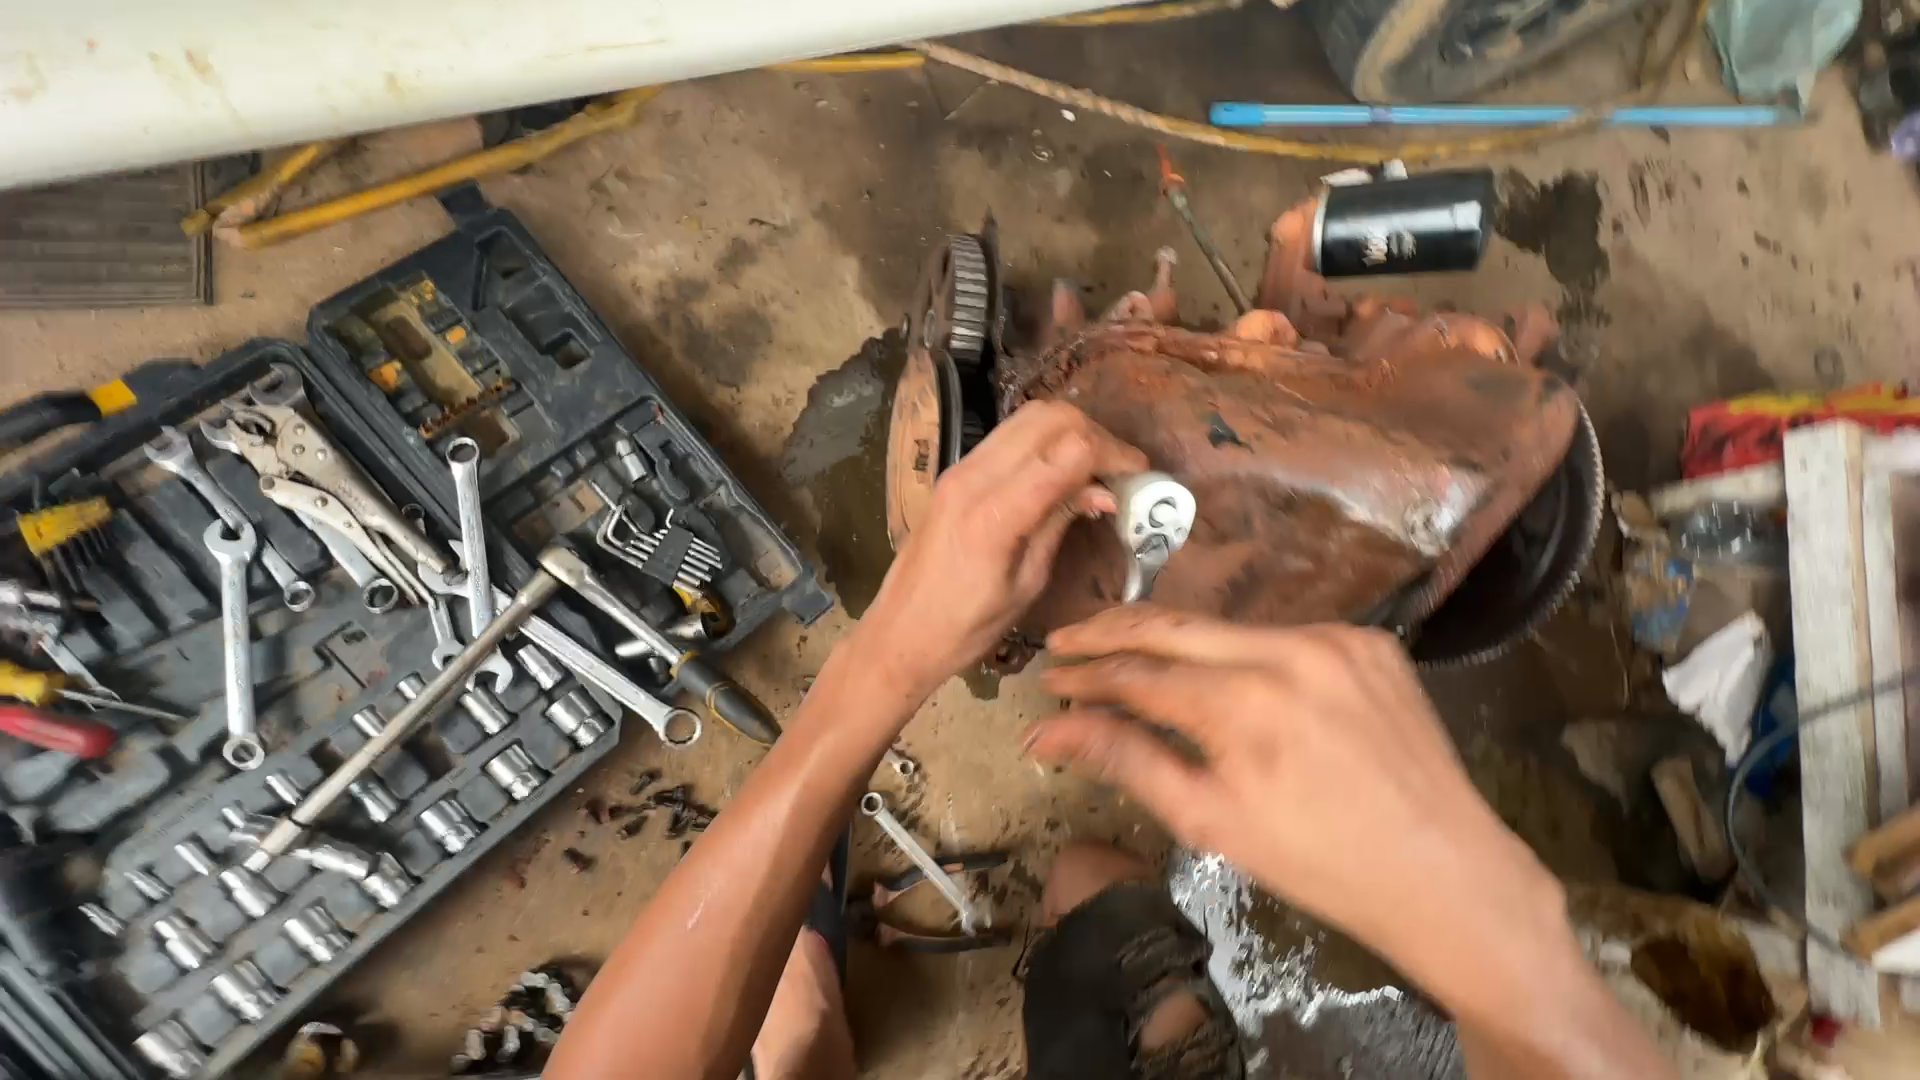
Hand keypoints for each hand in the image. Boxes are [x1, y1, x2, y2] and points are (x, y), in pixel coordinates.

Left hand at [855, 401, 1146, 698]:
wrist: (900, 631)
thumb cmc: (966, 627)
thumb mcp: (1026, 584)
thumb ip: (1060, 524)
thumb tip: (1103, 490)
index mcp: (995, 515)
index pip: (1068, 450)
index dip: (1113, 454)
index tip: (1139, 475)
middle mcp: (973, 477)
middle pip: (1050, 417)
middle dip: (1096, 434)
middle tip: (1121, 470)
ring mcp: (959, 469)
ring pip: (1027, 418)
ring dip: (1070, 432)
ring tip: (1096, 468)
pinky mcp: (953, 472)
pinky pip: (1008, 436)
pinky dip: (1043, 441)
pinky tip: (1060, 472)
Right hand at [1023, 606, 1566, 1007]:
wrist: (1447, 874)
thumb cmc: (1315, 861)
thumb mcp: (1208, 819)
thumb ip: (1123, 758)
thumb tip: (1045, 731)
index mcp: (1243, 704)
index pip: (1137, 673)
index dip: (1085, 675)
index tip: (1048, 679)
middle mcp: (1287, 650)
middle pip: (1170, 625)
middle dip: (1107, 631)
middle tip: (1063, 641)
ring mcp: (1333, 637)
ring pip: (1221, 627)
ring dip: (1167, 640)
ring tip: (1122, 650)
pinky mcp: (1364, 640)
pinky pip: (1274, 636)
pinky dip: (1232, 651)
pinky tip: (1214, 671)